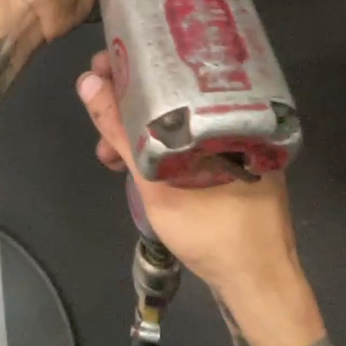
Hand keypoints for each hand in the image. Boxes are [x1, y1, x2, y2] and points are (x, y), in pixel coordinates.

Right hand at [75, 51, 303, 294]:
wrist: (258, 284)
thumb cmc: (211, 230)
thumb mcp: (155, 179)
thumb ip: (121, 130)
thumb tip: (88, 81)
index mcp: (226, 108)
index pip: (173, 66)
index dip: (132, 61)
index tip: (102, 66)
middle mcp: (235, 115)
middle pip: (172, 90)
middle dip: (127, 99)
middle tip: (97, 112)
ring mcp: (236, 139)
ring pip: (176, 117)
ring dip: (137, 126)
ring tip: (107, 152)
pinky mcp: (231, 161)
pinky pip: (188, 137)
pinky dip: (160, 143)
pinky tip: (133, 162)